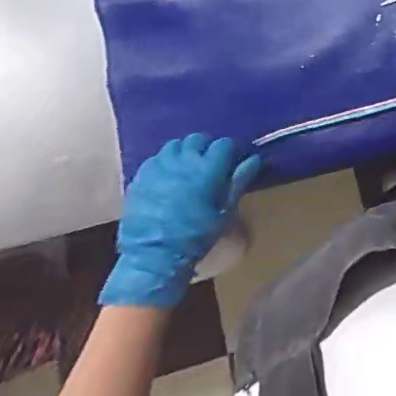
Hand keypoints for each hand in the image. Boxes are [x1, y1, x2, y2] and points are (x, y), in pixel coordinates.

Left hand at [101, 133, 264, 307]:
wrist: (153, 257)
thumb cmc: (196, 237)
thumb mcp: (224, 213)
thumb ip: (239, 182)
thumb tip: (254, 159)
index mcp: (207, 167)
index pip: (225, 144)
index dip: (232, 150)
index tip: (234, 161)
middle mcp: (183, 159)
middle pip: (199, 139)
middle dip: (207, 147)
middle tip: (210, 165)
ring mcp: (159, 164)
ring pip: (176, 145)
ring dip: (185, 152)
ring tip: (187, 169)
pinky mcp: (141, 174)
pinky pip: (157, 158)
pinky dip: (166, 163)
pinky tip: (167, 178)